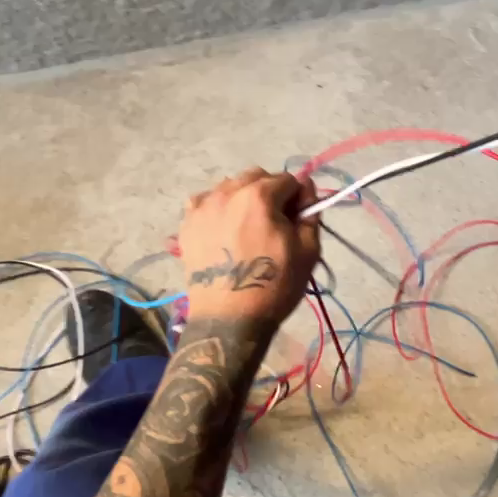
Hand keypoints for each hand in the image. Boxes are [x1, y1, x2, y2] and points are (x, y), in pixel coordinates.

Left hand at [178, 168, 319, 335]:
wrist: (229, 320)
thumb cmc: (274, 286)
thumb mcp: (308, 251)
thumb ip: (310, 213)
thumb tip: (306, 188)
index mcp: (259, 195)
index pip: (288, 180)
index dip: (298, 198)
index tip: (298, 220)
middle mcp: (228, 192)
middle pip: (257, 177)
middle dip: (271, 192)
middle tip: (274, 223)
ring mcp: (203, 206)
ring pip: (231, 186)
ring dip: (244, 198)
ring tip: (247, 228)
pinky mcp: (187, 223)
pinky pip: (206, 201)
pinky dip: (218, 208)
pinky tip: (223, 229)